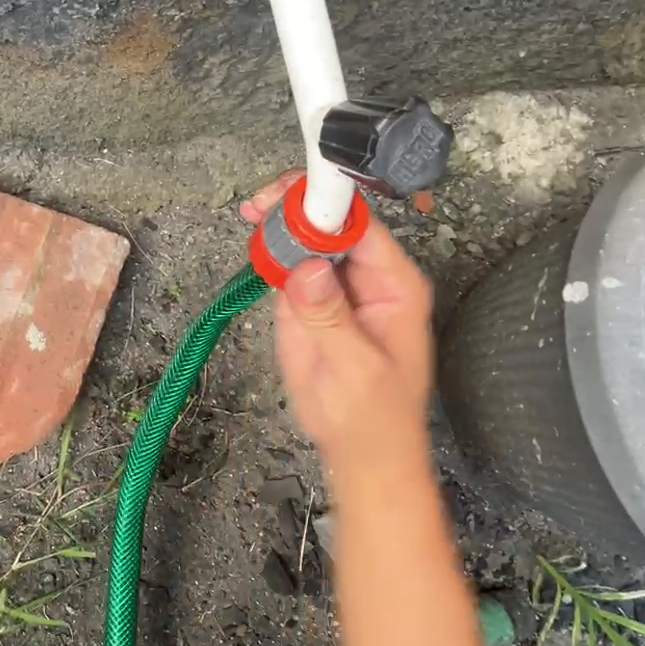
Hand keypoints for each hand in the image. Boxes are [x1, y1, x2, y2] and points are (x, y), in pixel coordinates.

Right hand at [240, 170, 435, 466]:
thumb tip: (308, 268)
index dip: (325, 206)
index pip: (361, 227)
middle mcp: (366, 274)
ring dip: (278, 221)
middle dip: (295, 205)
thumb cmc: (373, 415)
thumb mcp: (356, 369)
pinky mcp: (307, 297)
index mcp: (394, 284)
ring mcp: (334, 283)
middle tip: (258, 205)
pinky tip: (252, 238)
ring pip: (307, 234)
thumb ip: (331, 317)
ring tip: (250, 213)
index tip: (288, 196)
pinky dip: (269, 247)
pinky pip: (289, 259)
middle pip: (331, 221)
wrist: (356, 449)